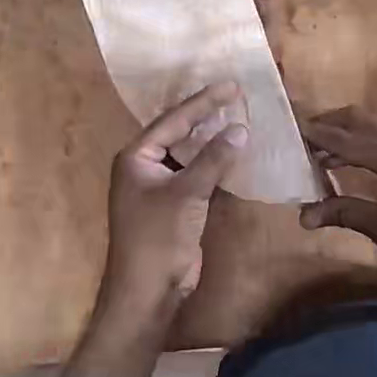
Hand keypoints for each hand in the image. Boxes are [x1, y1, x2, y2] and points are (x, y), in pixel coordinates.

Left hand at [101, 82, 248, 318]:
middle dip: (207, 116)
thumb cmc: (158, 237)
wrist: (148, 290)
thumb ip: (213, 159)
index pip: (173, 120)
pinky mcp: (176, 205)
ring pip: (189, 154)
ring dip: (213, 140)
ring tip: (240, 118)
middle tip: (237, 96)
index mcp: (136, 158)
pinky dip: (215, 164)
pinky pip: (197, 174)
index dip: (203, 102)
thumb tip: (240, 128)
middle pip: (179, 133)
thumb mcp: (187, 193)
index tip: (231, 86)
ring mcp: (160, 187)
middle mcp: (145, 167)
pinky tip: (235, 153)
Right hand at [299, 106, 376, 289]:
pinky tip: (345, 161)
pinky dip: (361, 142)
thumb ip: (342, 212)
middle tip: (300, 137)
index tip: (289, 130)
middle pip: (359, 119)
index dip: (316, 136)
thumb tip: (302, 216)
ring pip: (372, 126)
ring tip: (316, 150)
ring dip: (345, 132)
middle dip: (329, 124)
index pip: (346, 139)